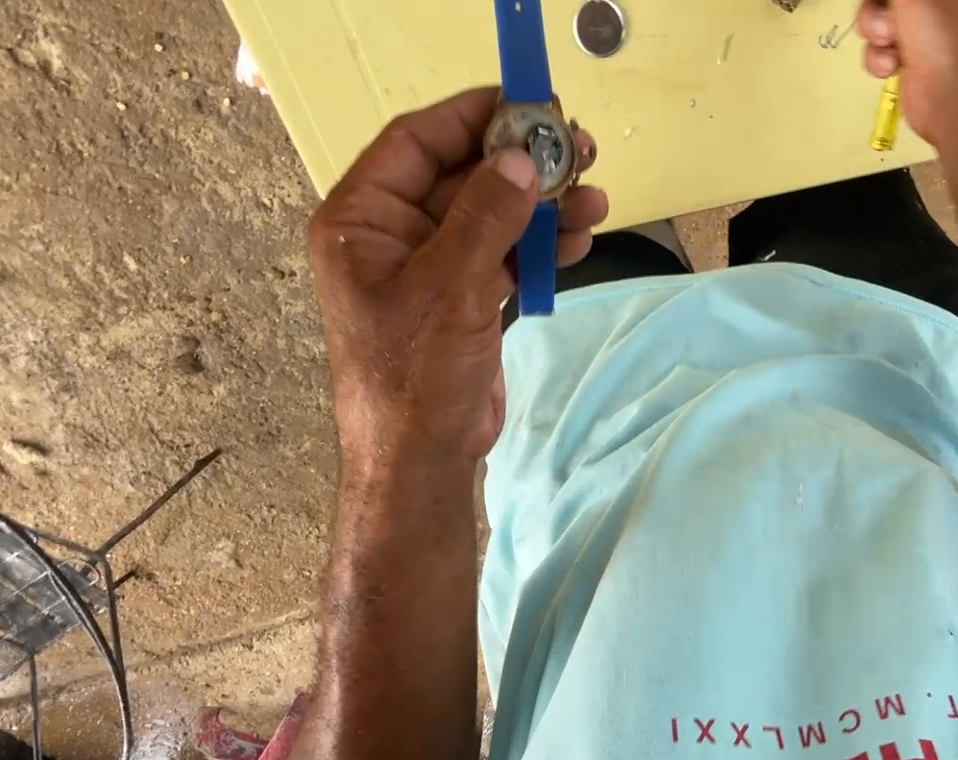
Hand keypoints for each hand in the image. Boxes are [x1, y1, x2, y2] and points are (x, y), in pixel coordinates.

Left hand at [308, 87, 607, 469]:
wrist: (424, 457)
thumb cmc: (417, 374)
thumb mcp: (450, 286)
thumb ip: (486, 217)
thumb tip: (522, 160)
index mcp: (363, 220)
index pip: (416, 143)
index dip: (471, 118)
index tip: (526, 104)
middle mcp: (394, 238)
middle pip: (462, 180)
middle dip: (520, 168)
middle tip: (578, 152)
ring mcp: (433, 272)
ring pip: (491, 220)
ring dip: (541, 209)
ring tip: (594, 199)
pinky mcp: (466, 303)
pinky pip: (504, 259)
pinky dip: (539, 249)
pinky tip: (576, 239)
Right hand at [856, 0, 957, 147]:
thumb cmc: (947, 35)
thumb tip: (889, 2)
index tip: (888, 0)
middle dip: (878, 4)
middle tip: (887, 19)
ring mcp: (925, 29)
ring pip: (879, 16)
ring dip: (874, 29)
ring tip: (888, 42)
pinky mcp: (910, 60)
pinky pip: (880, 48)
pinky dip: (878, 57)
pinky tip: (889, 67)